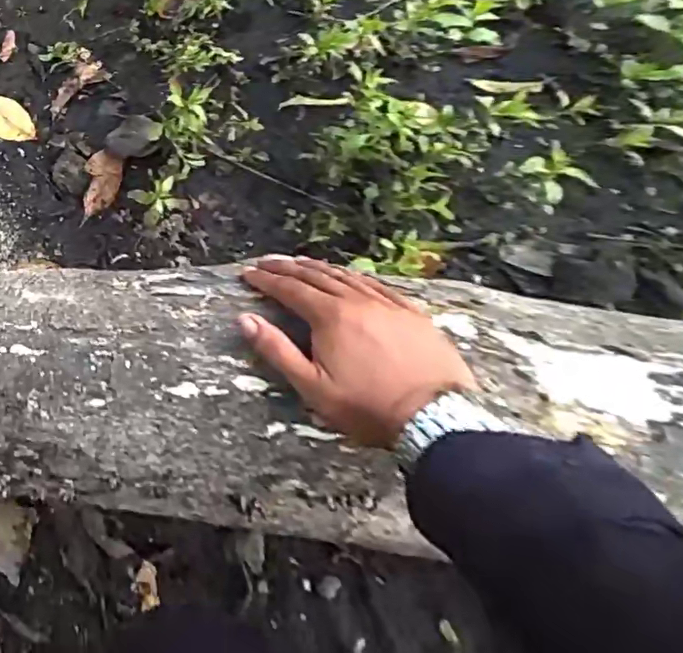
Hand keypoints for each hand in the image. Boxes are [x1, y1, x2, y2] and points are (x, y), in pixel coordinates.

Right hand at [238, 256, 475, 448]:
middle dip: (287, 267)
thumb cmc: (368, 407)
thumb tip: (245, 319)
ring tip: (300, 262)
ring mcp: (388, 306)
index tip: (248, 274)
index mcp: (329, 317)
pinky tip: (349, 276)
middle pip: (315, 276)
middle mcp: (356, 302)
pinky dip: (355, 277)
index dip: (266, 280)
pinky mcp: (413, 315)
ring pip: (346, 276)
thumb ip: (276, 350)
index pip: (289, 289)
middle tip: (267, 262)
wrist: (438, 420)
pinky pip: (378, 286)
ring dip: (318, 267)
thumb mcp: (312, 386)